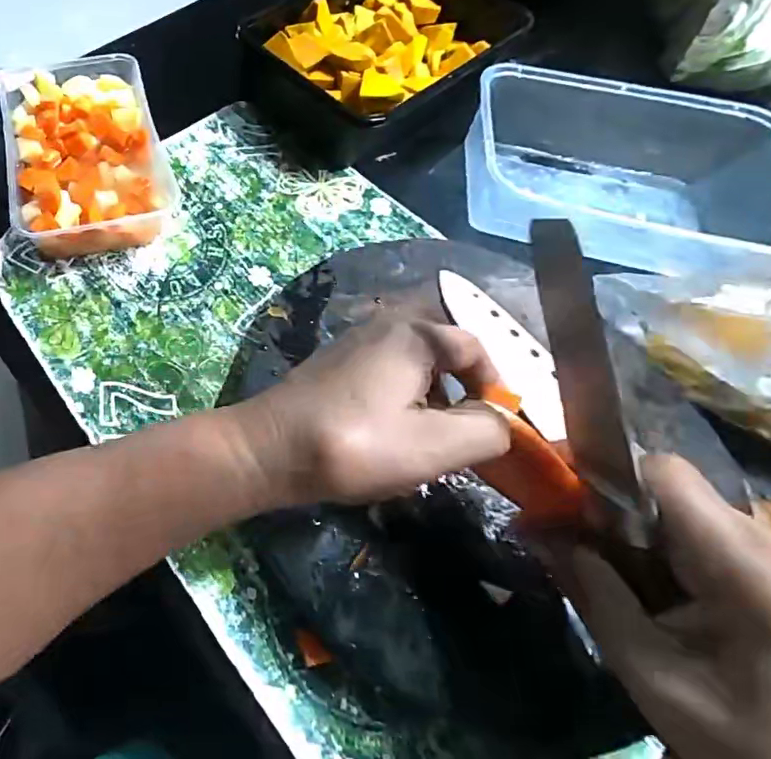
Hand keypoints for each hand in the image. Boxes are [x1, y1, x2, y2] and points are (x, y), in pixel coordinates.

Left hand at [226, 317, 512, 506]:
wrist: (269, 449)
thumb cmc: (356, 444)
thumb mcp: (434, 446)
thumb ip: (486, 432)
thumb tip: (500, 421)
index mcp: (416, 333)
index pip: (476, 348)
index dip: (494, 387)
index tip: (492, 428)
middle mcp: (387, 322)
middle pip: (446, 351)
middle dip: (461, 392)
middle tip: (458, 434)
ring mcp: (357, 338)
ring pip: (416, 361)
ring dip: (431, 396)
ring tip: (424, 437)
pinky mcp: (337, 359)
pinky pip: (387, 368)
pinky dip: (402, 394)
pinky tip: (387, 429)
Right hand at [538, 455, 770, 758]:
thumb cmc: (754, 751)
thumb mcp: (660, 683)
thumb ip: (598, 598)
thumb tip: (537, 529)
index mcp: (750, 569)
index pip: (664, 472)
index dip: (604, 472)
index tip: (556, 496)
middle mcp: (768, 542)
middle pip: (667, 487)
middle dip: (606, 502)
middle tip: (560, 534)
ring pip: (677, 505)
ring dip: (628, 524)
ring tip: (593, 562)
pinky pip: (696, 530)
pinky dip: (655, 543)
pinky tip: (639, 584)